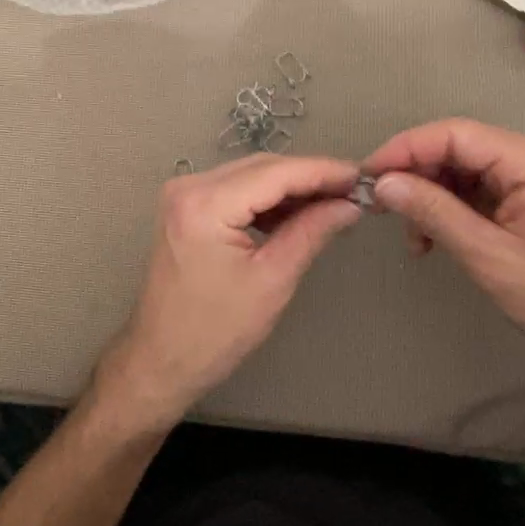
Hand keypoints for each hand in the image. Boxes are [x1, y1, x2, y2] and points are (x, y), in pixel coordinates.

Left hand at [100, 154, 363, 427]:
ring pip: (250, 176)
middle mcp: (188, 186)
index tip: (362, 177)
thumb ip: (310, 232)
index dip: (323, 171)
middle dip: (309, 178)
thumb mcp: (272, 280)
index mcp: (205, 203)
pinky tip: (296, 214)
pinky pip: (234, 190)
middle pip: (262, 167)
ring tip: (333, 204)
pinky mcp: (185, 207)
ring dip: (290, 188)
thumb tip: (348, 205)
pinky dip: (266, 199)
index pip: (275, 172)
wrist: (162, 357)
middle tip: (354, 192)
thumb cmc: (216, 330)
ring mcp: (183, 194)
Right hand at [363, 119, 524, 391]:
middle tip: (383, 209)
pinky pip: (483, 189)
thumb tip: (383, 183)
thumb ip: (433, 212)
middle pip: (460, 147)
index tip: (368, 177)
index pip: (455, 133)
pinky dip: (453, 208)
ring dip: (432, 196)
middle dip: (417, 175)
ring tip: (416, 238)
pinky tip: (437, 238)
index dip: (405, 149)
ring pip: (467, 169)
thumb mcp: (489, 256)